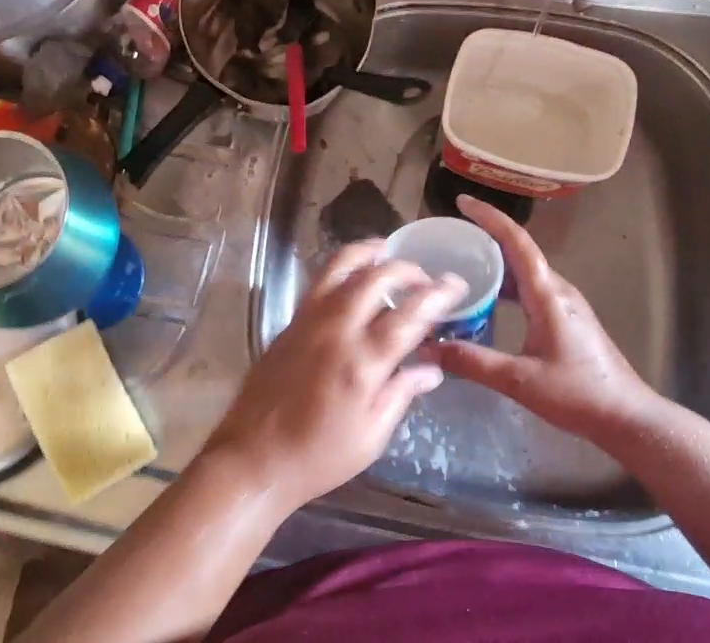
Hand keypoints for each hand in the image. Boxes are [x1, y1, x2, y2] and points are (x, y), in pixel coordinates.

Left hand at [200, 240, 465, 510]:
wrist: (253, 457)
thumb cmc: (318, 457)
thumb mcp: (371, 436)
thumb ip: (400, 394)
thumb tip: (432, 369)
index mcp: (362, 363)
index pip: (408, 316)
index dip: (436, 295)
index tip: (456, 284)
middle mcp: (335, 331)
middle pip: (374, 279)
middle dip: (405, 268)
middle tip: (425, 275)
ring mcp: (307, 323)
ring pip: (339, 270)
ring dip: (367, 255)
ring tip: (387, 251)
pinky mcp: (289, 324)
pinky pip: (319, 283)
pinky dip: (341, 269)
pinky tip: (353, 276)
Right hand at [433, 196, 661, 439]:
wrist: (628, 418)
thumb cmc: (579, 395)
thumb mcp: (520, 381)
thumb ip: (473, 362)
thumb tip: (427, 349)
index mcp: (547, 295)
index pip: (516, 243)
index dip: (489, 218)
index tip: (462, 202)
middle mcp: (557, 291)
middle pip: (517, 252)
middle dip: (483, 238)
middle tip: (447, 238)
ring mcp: (563, 304)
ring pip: (522, 271)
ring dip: (493, 263)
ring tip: (458, 265)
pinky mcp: (564, 319)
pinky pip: (528, 289)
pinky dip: (503, 285)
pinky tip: (484, 300)